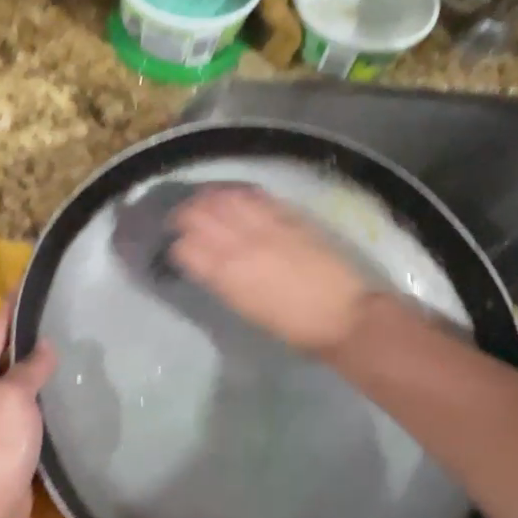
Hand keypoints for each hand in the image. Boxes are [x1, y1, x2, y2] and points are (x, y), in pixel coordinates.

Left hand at [0, 302, 56, 517]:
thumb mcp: (15, 395)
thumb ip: (30, 366)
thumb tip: (45, 344)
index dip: (13, 305)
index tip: (31, 281)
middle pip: (4, 348)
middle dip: (27, 330)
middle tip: (59, 308)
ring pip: (15, 373)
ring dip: (35, 359)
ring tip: (66, 338)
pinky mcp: (5, 429)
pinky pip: (24, 396)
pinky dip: (40, 385)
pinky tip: (61, 380)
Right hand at [170, 185, 383, 356]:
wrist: (343, 317)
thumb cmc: (291, 326)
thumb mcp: (243, 307)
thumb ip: (218, 279)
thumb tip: (199, 260)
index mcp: (227, 274)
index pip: (185, 246)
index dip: (174, 244)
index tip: (173, 246)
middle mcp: (241, 244)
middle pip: (198, 214)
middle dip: (183, 214)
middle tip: (179, 220)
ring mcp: (266, 226)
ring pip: (224, 197)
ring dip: (207, 197)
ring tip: (201, 201)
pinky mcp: (289, 217)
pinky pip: (255, 195)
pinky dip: (236, 192)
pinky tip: (231, 194)